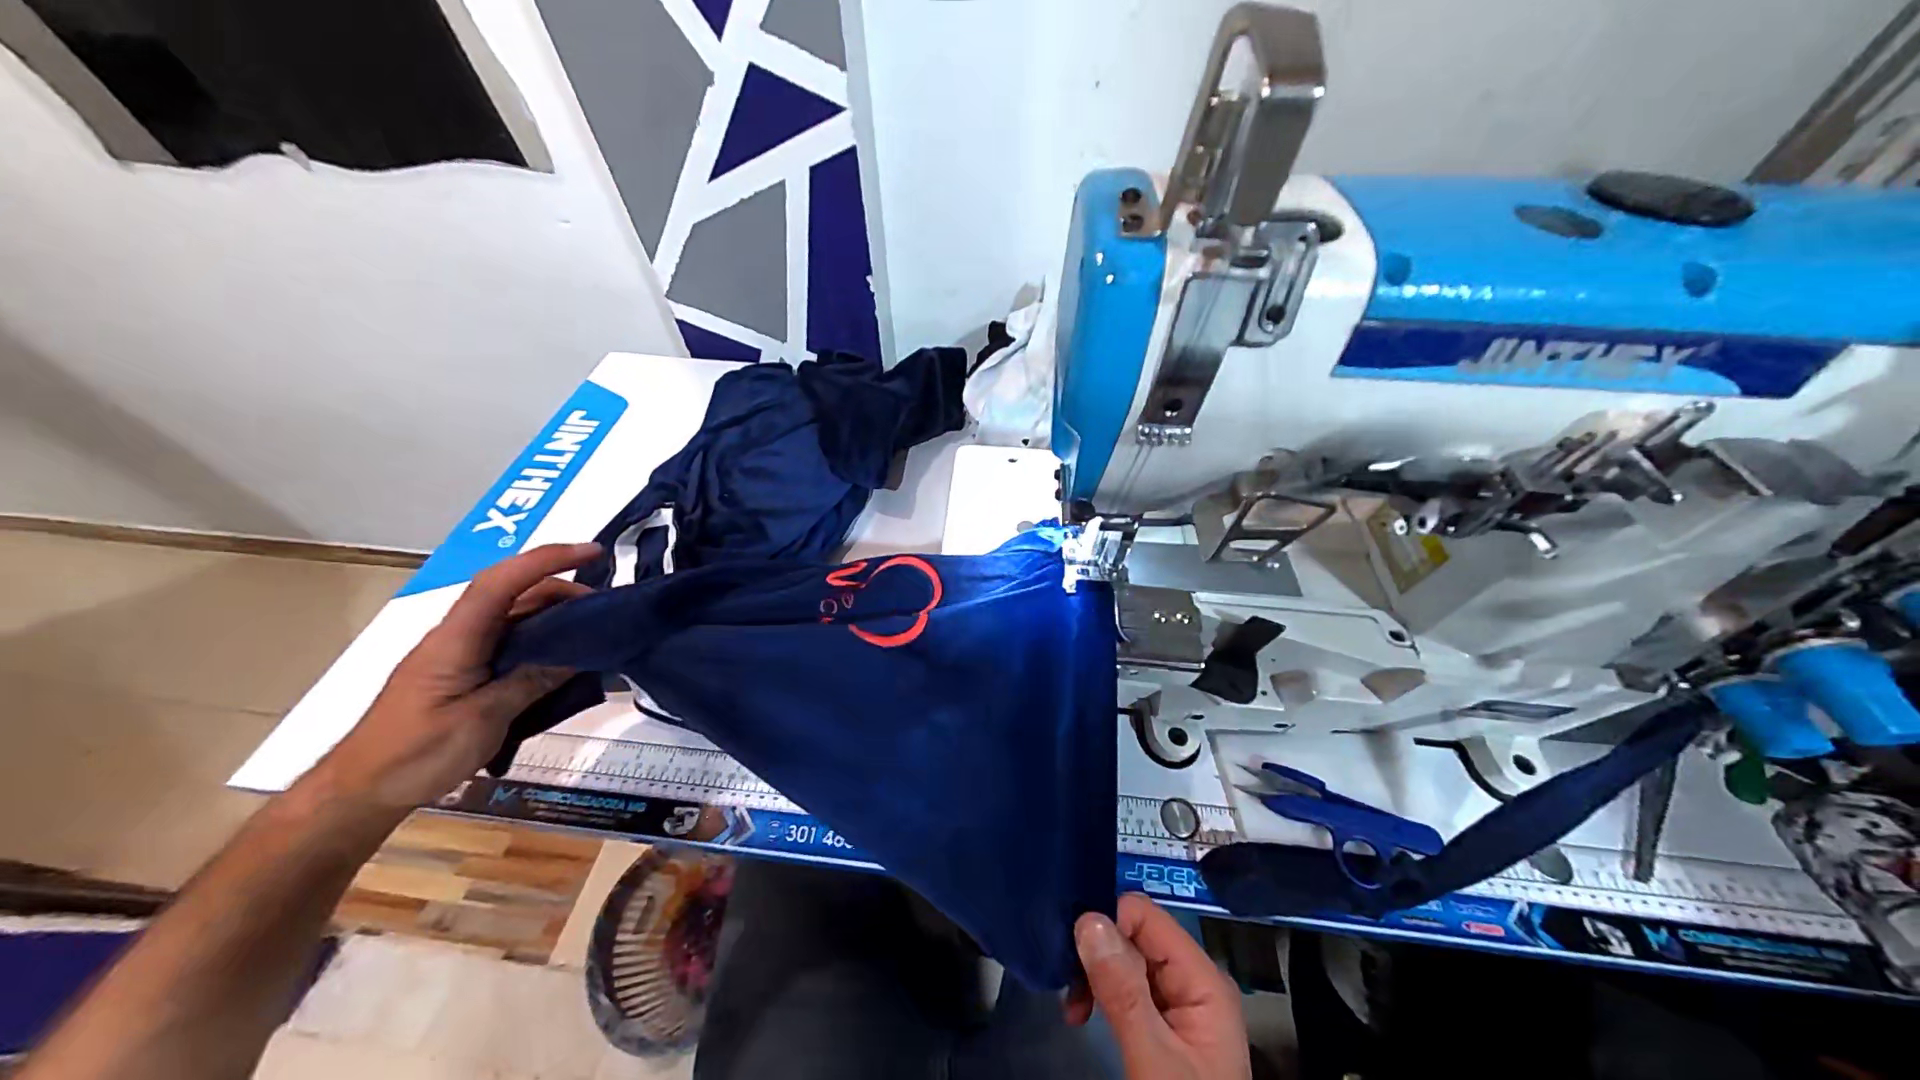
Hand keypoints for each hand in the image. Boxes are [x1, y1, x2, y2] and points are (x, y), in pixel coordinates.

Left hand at [312, 542, 601, 809]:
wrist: (360, 791)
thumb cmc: (414, 756)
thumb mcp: (481, 720)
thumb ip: (528, 683)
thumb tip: (574, 656)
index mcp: (456, 640)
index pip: (502, 581)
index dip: (547, 559)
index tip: (592, 552)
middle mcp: (457, 636)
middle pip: (513, 593)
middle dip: (562, 588)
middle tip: (605, 607)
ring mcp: (460, 654)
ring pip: (514, 617)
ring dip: (555, 615)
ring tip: (593, 631)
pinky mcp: (464, 672)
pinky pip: (509, 642)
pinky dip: (542, 640)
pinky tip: (564, 658)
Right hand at [1067, 893, 1249, 1079]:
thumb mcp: (1153, 1059)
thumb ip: (1123, 989)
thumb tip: (1088, 919)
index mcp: (1202, 980)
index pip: (1147, 918)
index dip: (1107, 924)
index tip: (1072, 953)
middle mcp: (1192, 982)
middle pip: (1136, 937)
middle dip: (1097, 954)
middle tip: (1067, 989)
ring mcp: (1179, 1005)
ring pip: (1127, 961)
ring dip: (1094, 976)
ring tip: (1072, 1008)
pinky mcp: (1163, 1026)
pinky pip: (1128, 989)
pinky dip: (1101, 995)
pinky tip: (1082, 1015)